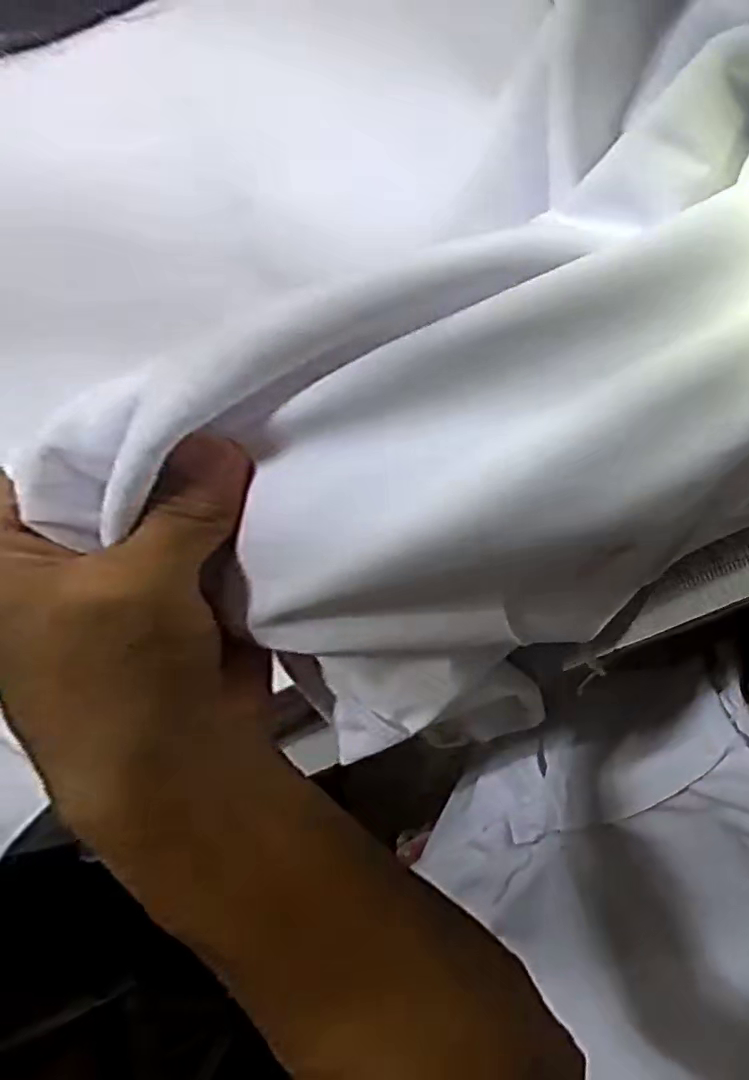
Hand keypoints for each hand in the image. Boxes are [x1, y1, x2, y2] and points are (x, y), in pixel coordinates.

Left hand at [0, 434, 274, 826]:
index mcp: (7, 549)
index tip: (199, 416)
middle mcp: (68, 556)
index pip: (61, 470)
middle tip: (253, 439)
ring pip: (185, 523)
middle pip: (131, 493)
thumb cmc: (113, 672)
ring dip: (229, 509)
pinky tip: (285, 518)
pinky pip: (222, 554)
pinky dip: (251, 540)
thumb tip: (221, 444)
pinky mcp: (194, 599)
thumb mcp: (135, 585)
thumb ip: (180, 515)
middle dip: (191, 473)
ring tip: (279, 472)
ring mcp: (136, 579)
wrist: (172, 752)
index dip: (127, 444)